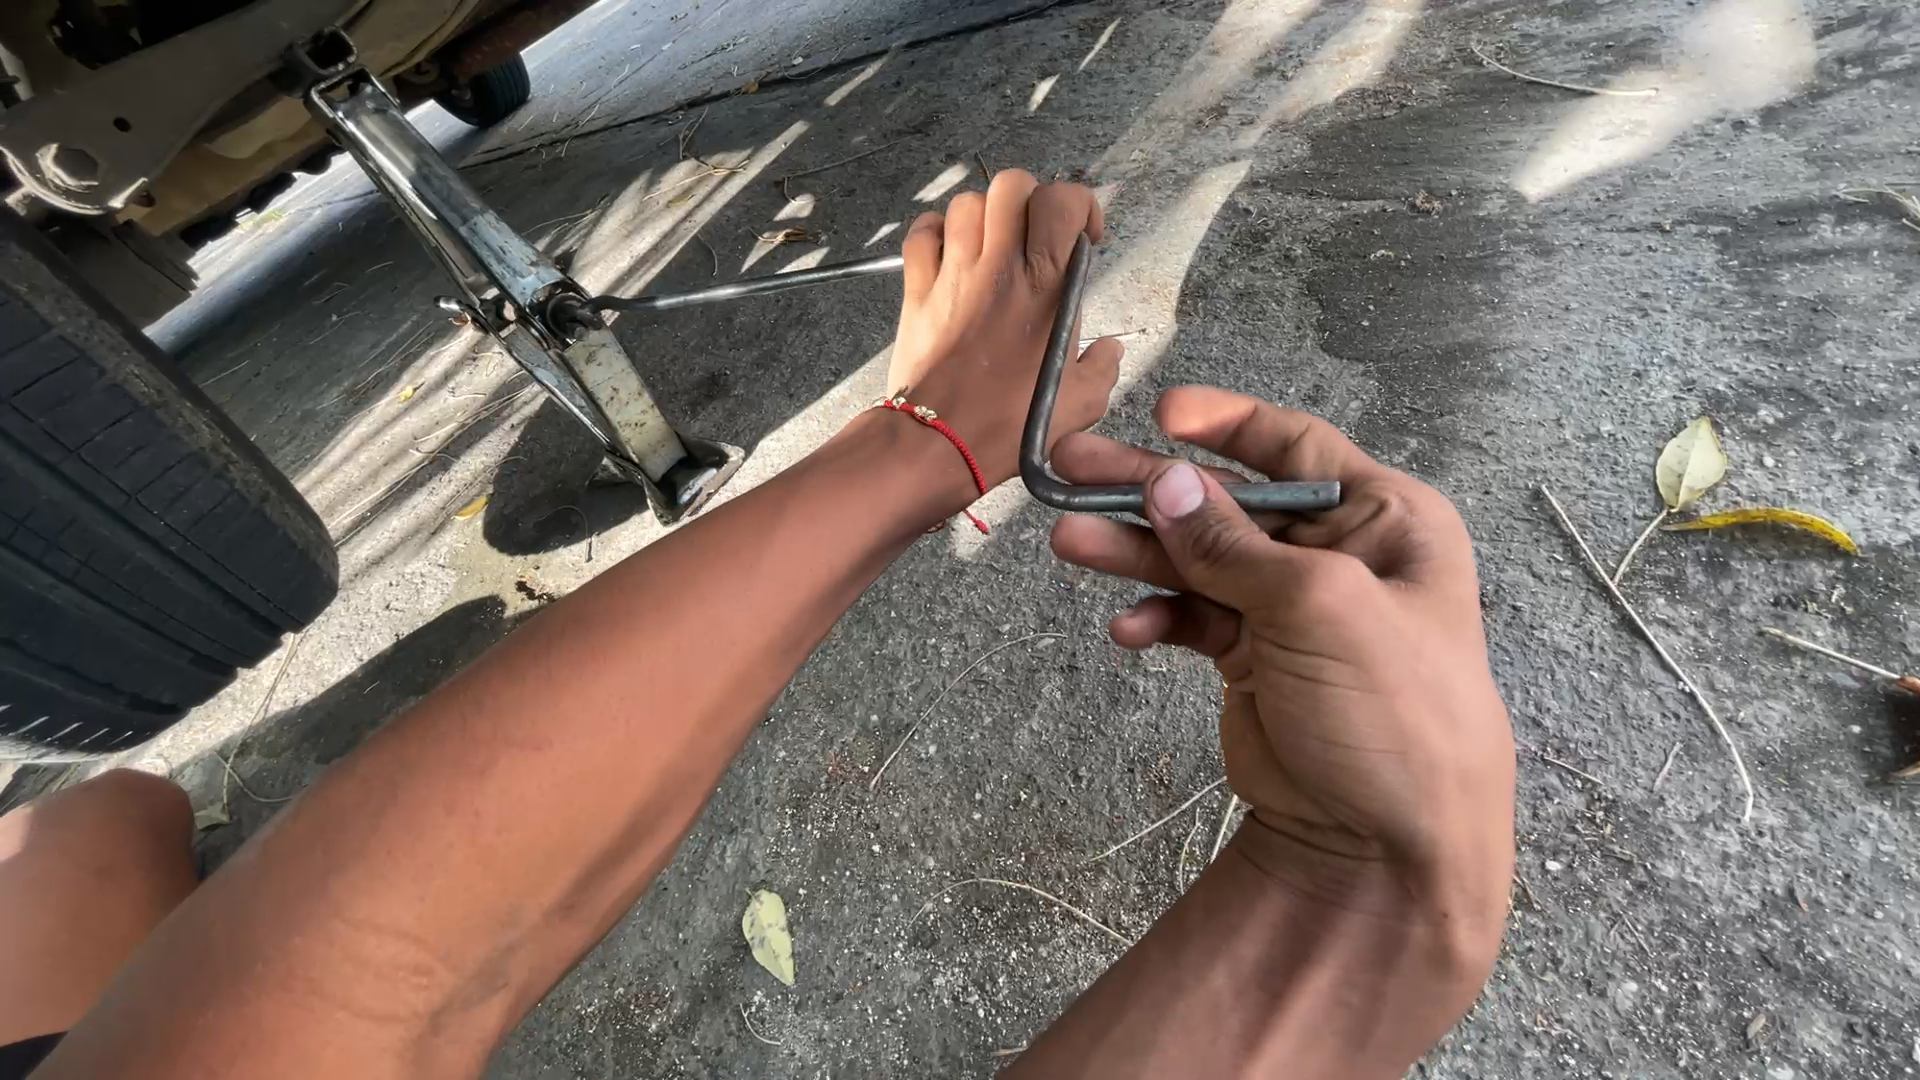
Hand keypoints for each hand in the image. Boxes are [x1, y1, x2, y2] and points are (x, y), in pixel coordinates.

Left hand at [886, 171, 1121, 489]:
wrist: (940, 443)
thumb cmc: (1013, 426)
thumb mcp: (1082, 405)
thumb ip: (1104, 368)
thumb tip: (1110, 349)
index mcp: (1046, 285)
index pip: (1063, 201)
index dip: (1080, 204)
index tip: (1084, 237)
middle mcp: (1000, 266)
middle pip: (1011, 184)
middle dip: (1030, 200)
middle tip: (1034, 236)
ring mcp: (953, 274)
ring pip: (965, 203)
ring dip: (984, 218)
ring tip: (993, 250)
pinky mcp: (917, 291)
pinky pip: (921, 234)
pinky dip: (935, 233)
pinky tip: (949, 256)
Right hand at [1049, 387, 1513, 965]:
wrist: (1382, 845)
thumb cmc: (1385, 706)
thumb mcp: (1315, 606)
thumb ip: (1228, 542)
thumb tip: (1162, 480)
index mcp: (1379, 518)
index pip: (1293, 446)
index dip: (1226, 424)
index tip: (1161, 414)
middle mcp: (1330, 552)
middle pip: (1222, 502)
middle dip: (1148, 487)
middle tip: (1070, 465)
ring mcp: (1282, 605)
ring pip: (1193, 559)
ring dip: (1134, 552)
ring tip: (1069, 541)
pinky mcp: (1246, 651)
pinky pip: (1189, 616)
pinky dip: (1157, 618)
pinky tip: (1131, 632)